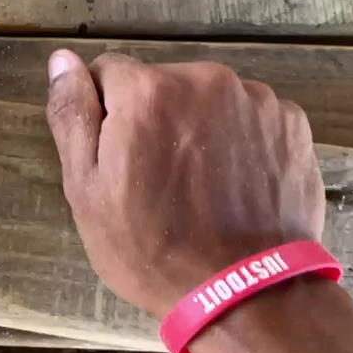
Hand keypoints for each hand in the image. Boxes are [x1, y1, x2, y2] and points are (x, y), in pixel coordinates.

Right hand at [45, 51, 325, 318]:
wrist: (243, 293)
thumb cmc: (148, 246)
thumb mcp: (85, 188)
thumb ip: (73, 114)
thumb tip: (62, 60)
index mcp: (147, 90)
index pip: (106, 73)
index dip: (103, 116)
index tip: (115, 161)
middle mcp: (205, 78)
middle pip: (158, 83)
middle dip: (150, 119)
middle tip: (153, 181)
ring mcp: (255, 99)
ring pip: (203, 100)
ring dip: (194, 128)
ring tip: (196, 188)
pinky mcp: (291, 123)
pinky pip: (245, 117)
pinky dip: (235, 140)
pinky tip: (231, 186)